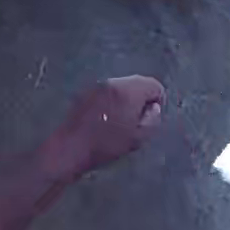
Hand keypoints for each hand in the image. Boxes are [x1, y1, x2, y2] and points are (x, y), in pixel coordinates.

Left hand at [50, 76, 165, 174]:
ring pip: (122, 86)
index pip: (154, 85)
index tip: (150, 117)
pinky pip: (107, 91)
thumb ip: (153, 118)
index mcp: (129, 90)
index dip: (158, 101)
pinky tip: (105, 117)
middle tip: (137, 120)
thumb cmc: (107, 144)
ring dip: (126, 99)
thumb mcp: (138, 137)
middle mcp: (114, 81)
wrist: (71, 147)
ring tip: (120, 120)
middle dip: (141, 98)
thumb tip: (153, 107)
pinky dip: (112, 100)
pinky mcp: (86, 91)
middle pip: (138, 83)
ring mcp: (98, 85)